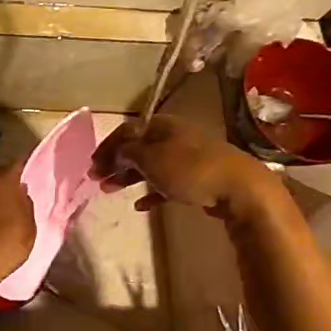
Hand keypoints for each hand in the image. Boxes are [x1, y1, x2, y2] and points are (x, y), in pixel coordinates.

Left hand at [0, 160, 36, 292]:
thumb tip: (22, 191)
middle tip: (25, 189)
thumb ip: (27, 204)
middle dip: (12, 180)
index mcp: (4, 183)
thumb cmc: (7, 244)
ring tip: (11, 207)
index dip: (27, 164)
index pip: (17, 164)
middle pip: (0, 176)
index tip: (35, 167)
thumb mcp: (30, 227)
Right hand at [91, 116, 278, 220]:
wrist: (238, 187)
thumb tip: (117, 152)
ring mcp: (188, 158)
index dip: (107, 146)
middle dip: (116, 162)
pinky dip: (152, 192)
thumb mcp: (151, 158)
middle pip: (139, 147)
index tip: (92, 165)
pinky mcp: (198, 179)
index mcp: (163, 125)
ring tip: (110, 190)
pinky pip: (168, 184)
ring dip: (130, 177)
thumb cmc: (189, 169)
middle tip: (97, 179)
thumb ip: (128, 153)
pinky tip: (140, 206)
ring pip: (152, 165)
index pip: (127, 130)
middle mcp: (175, 137)